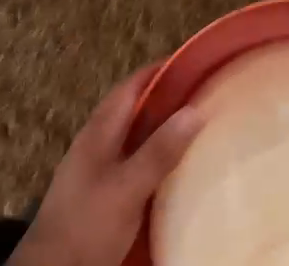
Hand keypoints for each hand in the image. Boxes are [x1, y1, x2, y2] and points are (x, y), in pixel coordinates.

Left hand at [9, 64, 205, 265]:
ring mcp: (95, 170)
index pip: (130, 87)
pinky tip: (171, 171)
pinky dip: (153, 157)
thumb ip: (159, 151)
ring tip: (194, 130)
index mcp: (98, 132)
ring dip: (159, 129)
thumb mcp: (127, 188)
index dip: (158, 71)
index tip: (192, 63)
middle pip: (132, 110)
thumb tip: (194, 109)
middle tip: (202, 97)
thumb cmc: (86, 225)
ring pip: (132, 137)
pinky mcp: (99, 195)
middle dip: (164, 99)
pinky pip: (131, 163)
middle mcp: (95, 144)